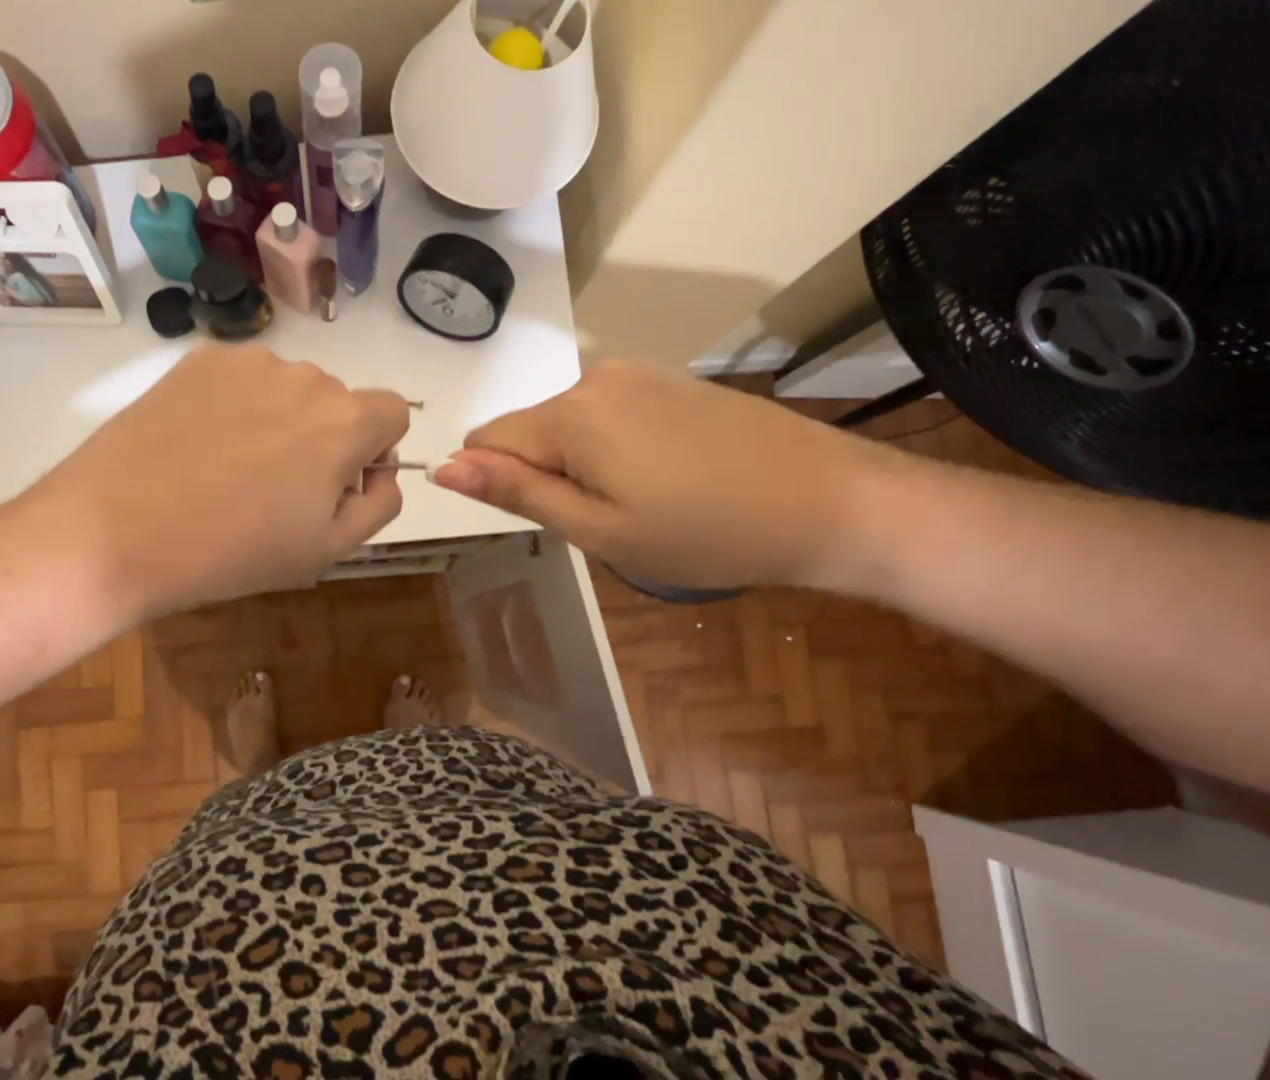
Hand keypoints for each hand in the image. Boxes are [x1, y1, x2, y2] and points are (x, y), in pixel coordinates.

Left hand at [31, 344, 410, 616]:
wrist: (118, 531)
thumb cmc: (233, 551)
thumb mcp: (326, 550)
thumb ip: (378, 505)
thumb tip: (381, 473)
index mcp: (345, 421)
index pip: (393, 412)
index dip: (374, 451)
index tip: (336, 486)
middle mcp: (304, 376)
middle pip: (337, 401)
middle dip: (324, 438)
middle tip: (274, 490)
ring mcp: (246, 363)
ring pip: (286, 389)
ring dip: (279, 419)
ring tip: (228, 470)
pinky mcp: (197, 361)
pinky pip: (239, 380)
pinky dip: (234, 406)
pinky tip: (198, 447)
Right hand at [428, 360, 896, 588]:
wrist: (827, 501)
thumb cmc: (705, 532)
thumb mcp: (598, 529)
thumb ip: (516, 491)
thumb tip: (442, 466)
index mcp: (568, 416)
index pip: (485, 441)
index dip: (501, 485)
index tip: (554, 518)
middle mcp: (594, 377)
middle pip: (528, 429)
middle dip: (546, 473)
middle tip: (606, 520)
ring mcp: (637, 372)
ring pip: (568, 422)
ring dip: (581, 462)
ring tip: (642, 501)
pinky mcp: (670, 378)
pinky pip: (608, 412)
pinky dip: (615, 446)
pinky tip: (665, 475)